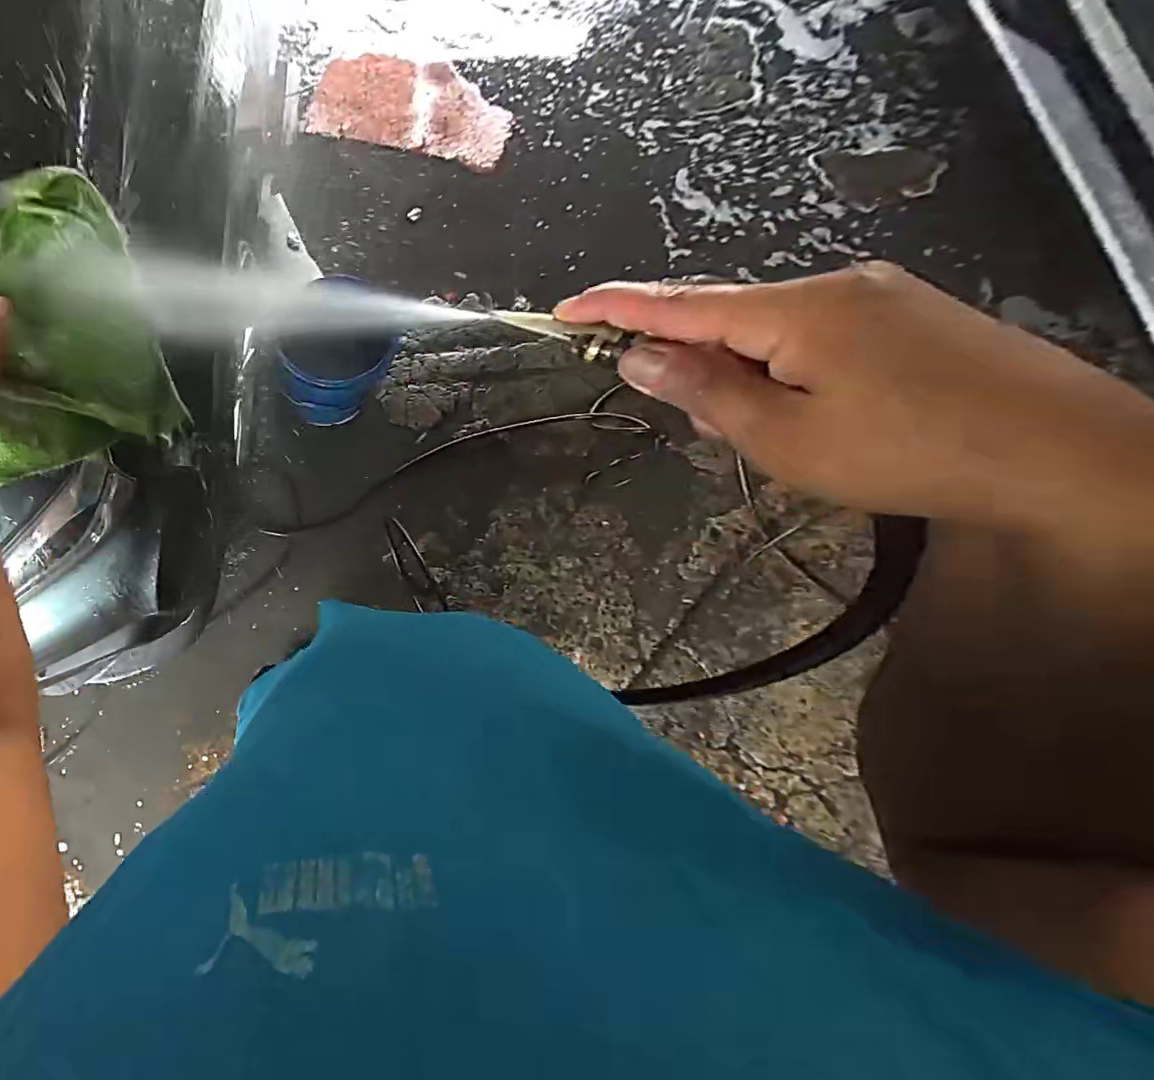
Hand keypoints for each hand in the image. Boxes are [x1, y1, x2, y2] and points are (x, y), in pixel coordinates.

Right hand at [555, 262, 1153, 534]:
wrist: (1072, 457)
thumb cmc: (906, 452)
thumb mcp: (780, 434)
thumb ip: (702, 390)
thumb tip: (635, 355)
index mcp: (797, 311)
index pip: (679, 304)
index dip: (615, 306)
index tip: (564, 310)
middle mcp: (834, 287)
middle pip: (722, 315)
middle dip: (684, 357)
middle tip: (686, 415)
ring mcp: (875, 298)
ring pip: (763, 329)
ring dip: (733, 371)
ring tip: (755, 429)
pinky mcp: (902, 318)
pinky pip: (804, 333)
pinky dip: (772, 367)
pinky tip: (791, 408)